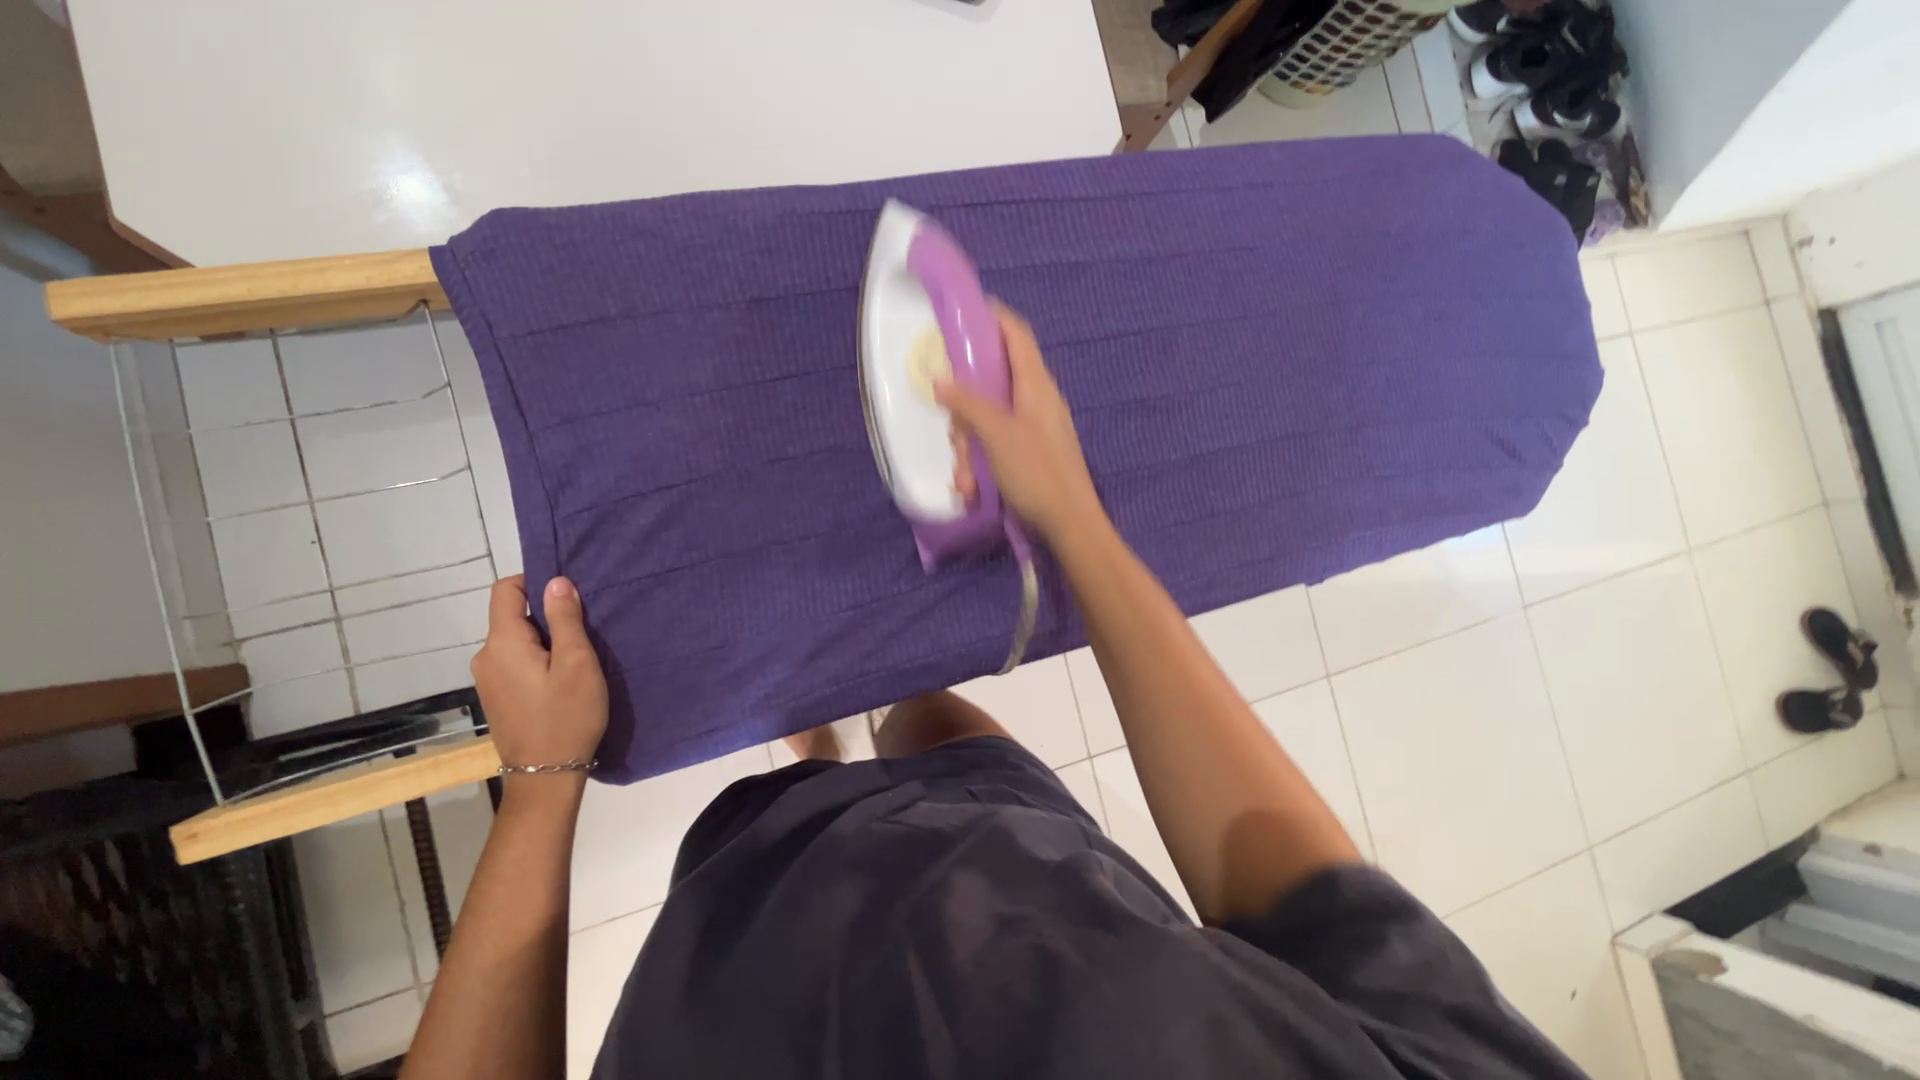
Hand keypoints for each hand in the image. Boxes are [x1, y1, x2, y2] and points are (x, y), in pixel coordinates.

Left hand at [472, 576, 608, 788]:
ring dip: (545, 642)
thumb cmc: (566, 715)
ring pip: (517, 642)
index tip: (569, 597)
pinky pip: (516, 663)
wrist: (546, 775)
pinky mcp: (497, 697)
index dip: (535, 582)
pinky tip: (562, 682)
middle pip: (512, 616)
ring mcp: (488, 679)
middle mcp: (486, 656)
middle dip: (546, 617)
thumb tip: (556, 582)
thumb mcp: (576, 663)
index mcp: (502, 642)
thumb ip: (565, 619)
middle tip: (584, 634)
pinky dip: (538, 661)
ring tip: (577, 661)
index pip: (505, 590)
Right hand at [936, 303, 1106, 543]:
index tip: (963, 315)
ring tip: (967, 482)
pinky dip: (982, 468)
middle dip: (965, 415)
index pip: (1016, 334)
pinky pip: (997, 449)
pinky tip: (975, 493)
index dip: (993, 318)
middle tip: (956, 438)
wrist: (1071, 525)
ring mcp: (1036, 429)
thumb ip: (968, 404)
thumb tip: (940, 379)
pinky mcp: (1032, 455)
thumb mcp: (996, 434)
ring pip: (988, 423)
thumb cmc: (1036, 472)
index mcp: (1036, 384)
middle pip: (991, 384)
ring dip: (970, 453)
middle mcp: (1038, 401)